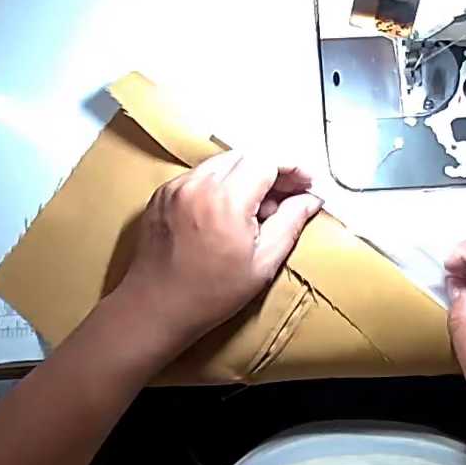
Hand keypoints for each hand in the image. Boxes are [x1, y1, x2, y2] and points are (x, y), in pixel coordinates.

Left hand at [110, 150, 322, 348]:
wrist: (155, 308)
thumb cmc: (209, 294)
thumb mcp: (262, 263)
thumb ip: (290, 223)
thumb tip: (310, 200)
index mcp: (225, 200)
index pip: (267, 160)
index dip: (292, 168)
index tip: (306, 182)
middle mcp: (197, 185)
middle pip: (246, 156)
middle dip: (272, 170)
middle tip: (290, 195)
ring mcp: (176, 187)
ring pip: (223, 163)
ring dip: (247, 176)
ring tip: (260, 210)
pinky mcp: (162, 194)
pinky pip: (200, 176)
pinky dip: (221, 184)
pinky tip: (230, 212)